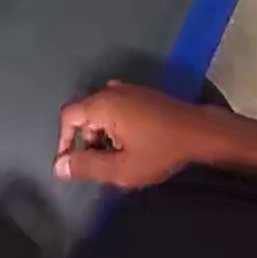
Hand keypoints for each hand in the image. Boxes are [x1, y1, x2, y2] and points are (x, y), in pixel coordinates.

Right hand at [53, 81, 256, 187]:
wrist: (198, 132)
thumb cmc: (159, 150)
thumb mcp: (121, 168)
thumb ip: (87, 167)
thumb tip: (58, 166)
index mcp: (104, 104)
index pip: (68, 116)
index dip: (63, 141)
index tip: (71, 165)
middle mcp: (112, 90)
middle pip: (84, 113)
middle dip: (85, 140)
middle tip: (100, 164)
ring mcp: (128, 89)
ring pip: (100, 110)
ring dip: (100, 134)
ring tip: (116, 157)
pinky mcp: (141, 93)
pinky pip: (115, 106)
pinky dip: (113, 125)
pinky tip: (129, 144)